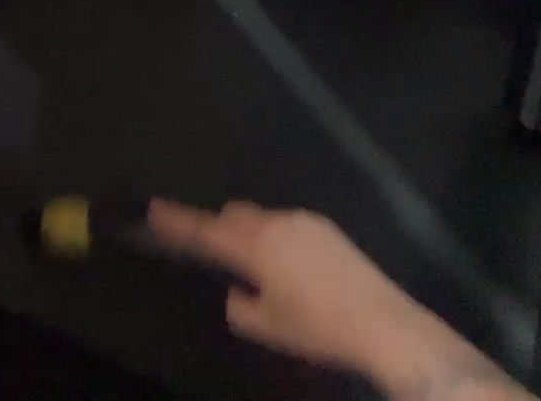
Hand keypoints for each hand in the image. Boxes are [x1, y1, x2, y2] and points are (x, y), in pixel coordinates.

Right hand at [149, 202, 529, 398]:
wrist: (386, 325)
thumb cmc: (319, 329)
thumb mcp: (270, 327)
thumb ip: (242, 307)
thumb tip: (237, 293)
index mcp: (253, 247)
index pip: (205, 231)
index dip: (177, 223)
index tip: (154, 210)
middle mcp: (273, 224)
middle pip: (233, 216)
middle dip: (219, 227)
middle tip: (211, 247)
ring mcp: (302, 222)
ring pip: (261, 219)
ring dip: (250, 234)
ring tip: (257, 264)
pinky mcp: (326, 228)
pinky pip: (287, 224)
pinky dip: (277, 238)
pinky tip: (292, 266)